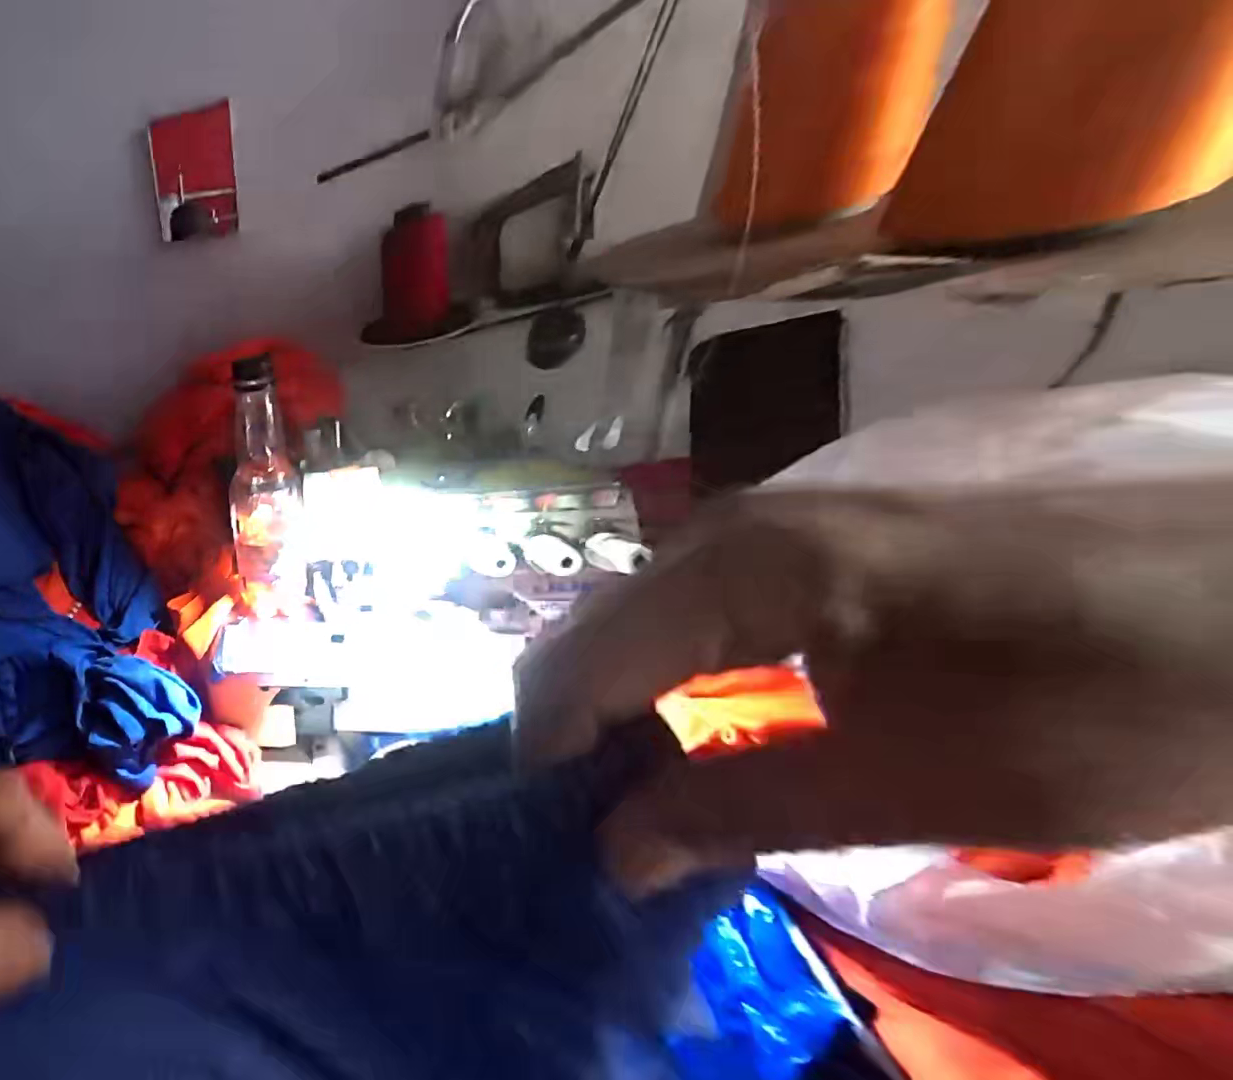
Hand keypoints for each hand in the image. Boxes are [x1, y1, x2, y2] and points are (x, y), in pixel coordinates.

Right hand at [516, 482, 1232, 891]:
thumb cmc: (1122, 687)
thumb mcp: (932, 782)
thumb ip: (745, 809)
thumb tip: (614, 855)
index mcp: (738, 570)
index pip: (579, 665)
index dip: (546, 752)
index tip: (549, 836)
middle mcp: (711, 530)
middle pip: (583, 636)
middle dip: (566, 731)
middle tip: (584, 822)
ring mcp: (739, 525)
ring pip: (619, 623)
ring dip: (604, 707)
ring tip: (622, 786)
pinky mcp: (771, 538)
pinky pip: (667, 612)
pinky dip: (649, 678)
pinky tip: (678, 727)